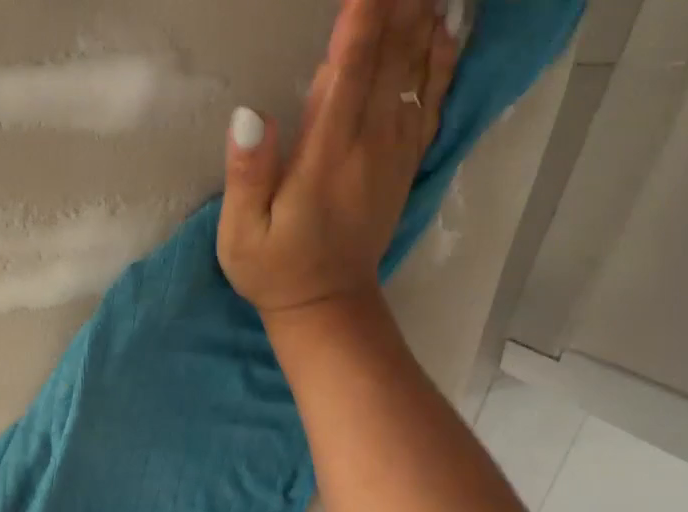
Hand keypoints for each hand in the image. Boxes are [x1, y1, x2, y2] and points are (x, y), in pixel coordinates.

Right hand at [217, 0, 458, 317]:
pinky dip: (442, 58)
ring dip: (420, 20)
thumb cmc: (273, 269)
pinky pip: (433, 98)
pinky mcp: (406, 161)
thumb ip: (248, 175)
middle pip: (390, 57)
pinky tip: (446, 26)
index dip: (360, 18)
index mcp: (324, 157)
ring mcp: (394, 151)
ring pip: (416, 69)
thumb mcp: (240, 234)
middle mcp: (368, 144)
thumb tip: (251, 113)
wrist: (327, 306)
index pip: (348, 70)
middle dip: (396, 6)